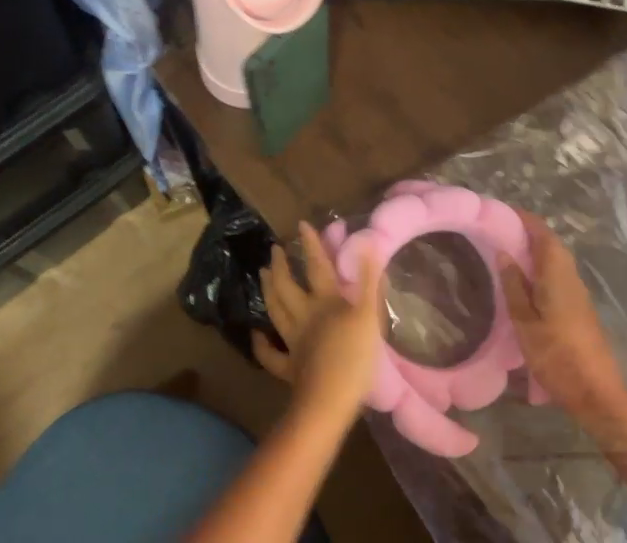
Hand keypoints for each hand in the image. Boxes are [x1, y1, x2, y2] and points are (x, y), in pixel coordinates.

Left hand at [252, 222, 387, 425]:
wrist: (330, 402)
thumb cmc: (354, 358)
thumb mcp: (370, 316)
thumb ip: (369, 280)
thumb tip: (367, 243)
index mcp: (326, 302)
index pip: (318, 266)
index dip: (311, 245)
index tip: (301, 225)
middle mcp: (305, 316)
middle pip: (287, 286)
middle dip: (280, 265)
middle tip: (274, 249)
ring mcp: (293, 341)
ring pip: (275, 311)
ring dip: (268, 291)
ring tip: (262, 275)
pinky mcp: (289, 367)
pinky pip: (269, 354)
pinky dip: (260, 344)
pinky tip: (256, 335)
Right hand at [500, 210, 626, 420]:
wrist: (596, 393)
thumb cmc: (556, 355)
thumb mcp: (524, 322)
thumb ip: (514, 285)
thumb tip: (504, 252)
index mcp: (557, 274)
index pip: (542, 233)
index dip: (524, 219)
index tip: (501, 211)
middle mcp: (571, 277)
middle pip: (550, 244)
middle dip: (527, 233)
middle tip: (498, 231)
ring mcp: (578, 294)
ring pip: (555, 261)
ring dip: (534, 252)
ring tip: (505, 253)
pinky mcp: (579, 309)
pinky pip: (558, 276)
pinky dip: (540, 269)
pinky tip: (524, 282)